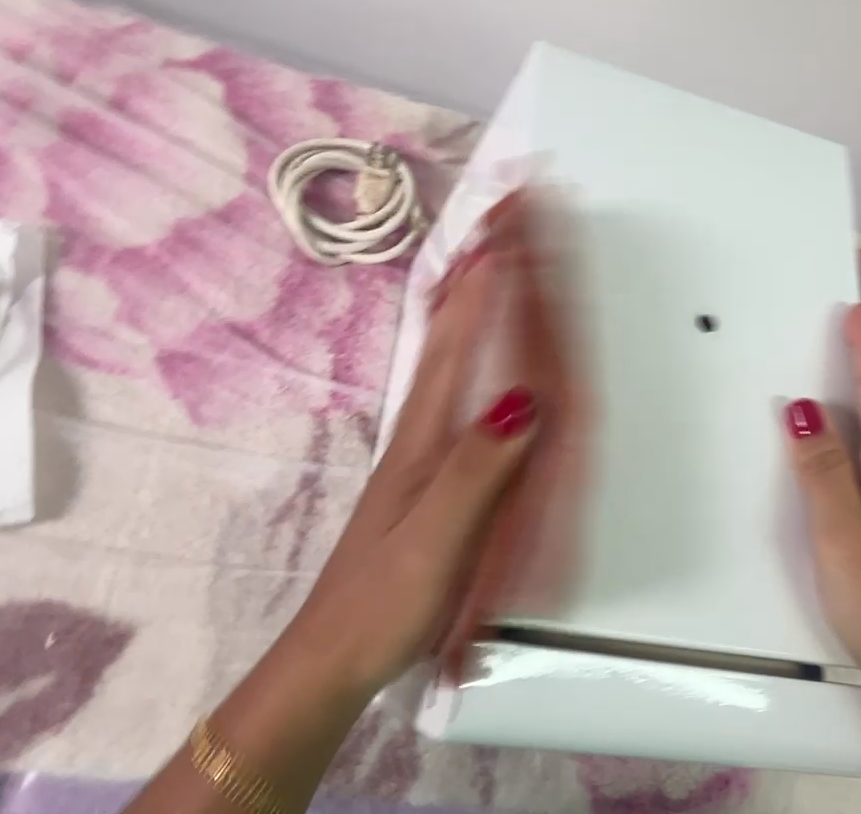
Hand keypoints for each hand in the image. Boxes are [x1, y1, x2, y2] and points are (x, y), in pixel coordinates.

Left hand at [273, 247, 538, 695]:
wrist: (334, 652)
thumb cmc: (382, 601)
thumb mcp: (435, 541)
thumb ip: (479, 471)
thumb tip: (525, 399)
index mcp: (429, 433)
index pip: (462, 334)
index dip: (490, 273)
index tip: (513, 218)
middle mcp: (426, 423)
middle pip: (456, 323)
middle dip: (484, 262)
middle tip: (505, 208)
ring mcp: (426, 441)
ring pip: (453, 344)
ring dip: (474, 289)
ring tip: (490, 245)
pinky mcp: (432, 464)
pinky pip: (456, 378)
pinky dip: (465, 337)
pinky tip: (469, 334)